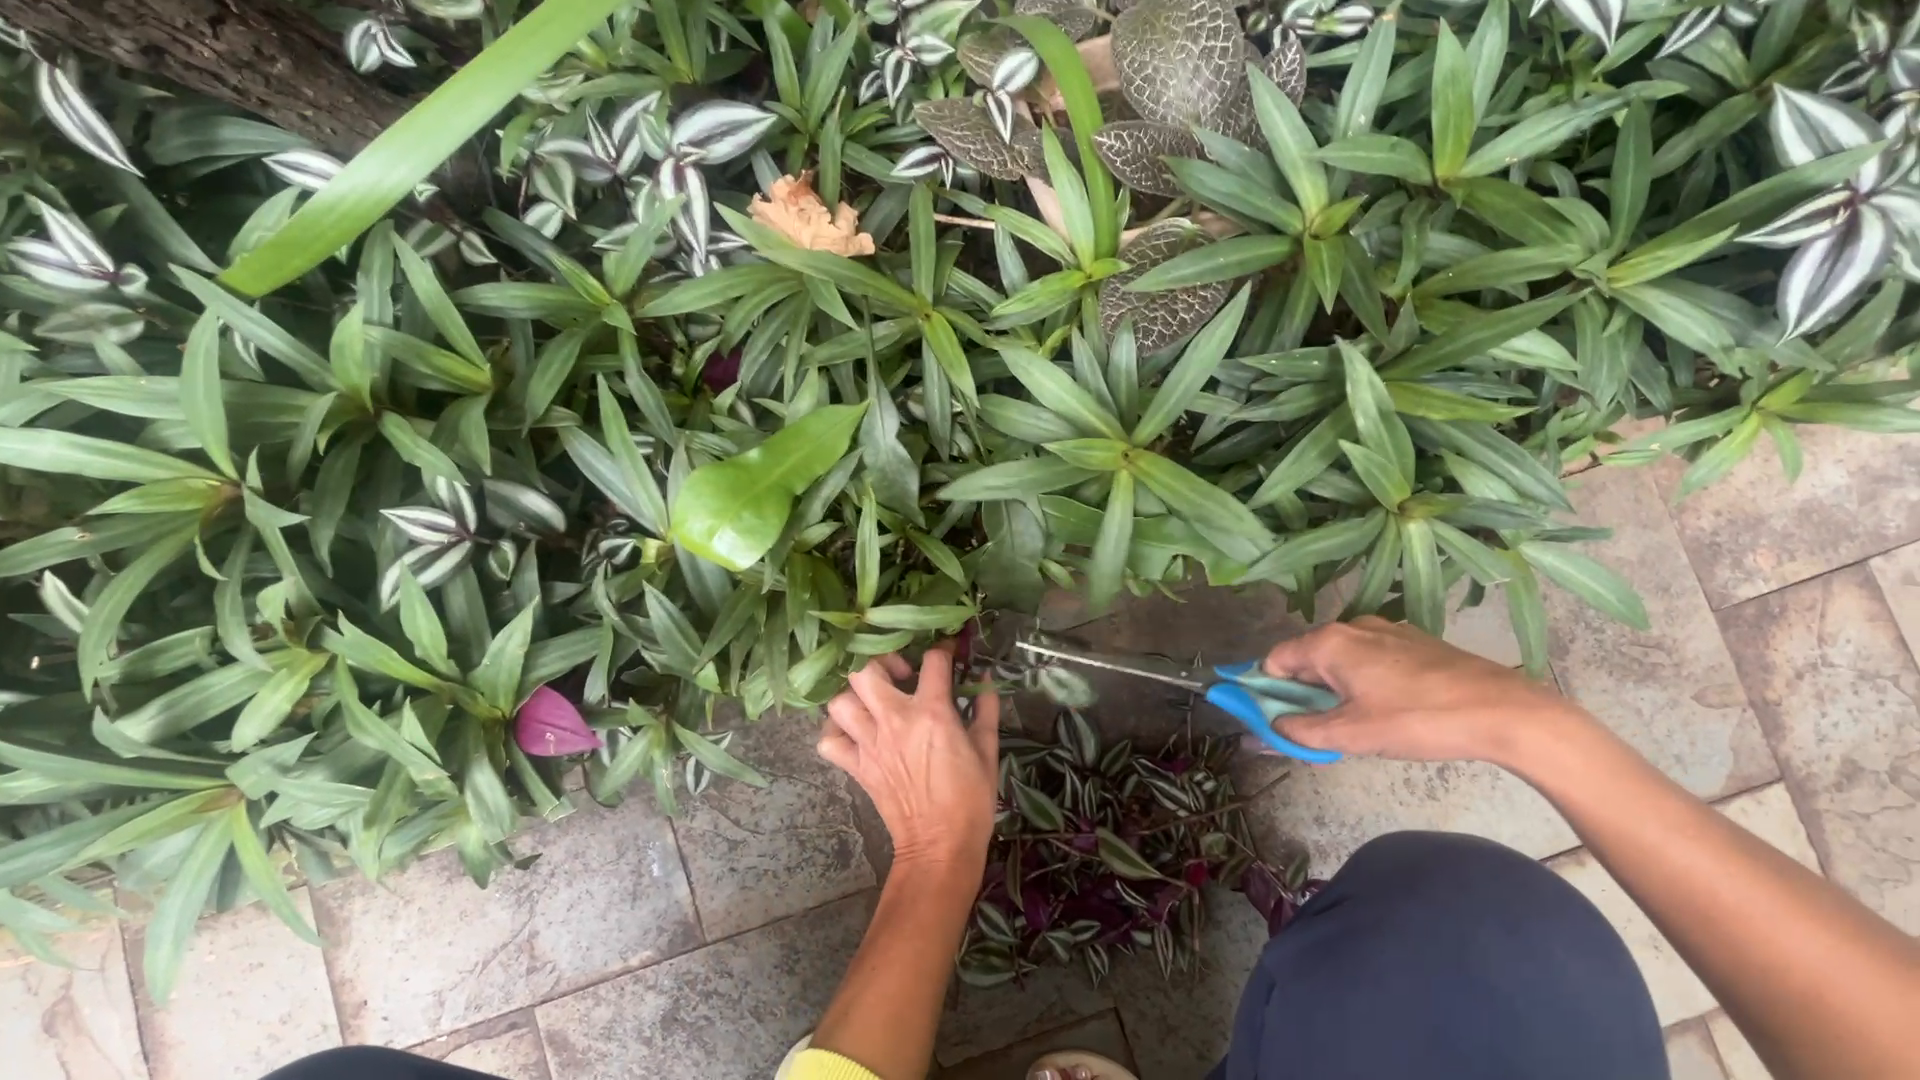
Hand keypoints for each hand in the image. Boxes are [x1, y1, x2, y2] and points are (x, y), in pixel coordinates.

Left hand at [818, 643, 1000, 869]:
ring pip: (840, 701)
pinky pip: (828, 741)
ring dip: (855, 696)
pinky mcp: (856, 767)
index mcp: (932, 713)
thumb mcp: (989, 749)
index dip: (944, 650)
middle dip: (883, 662)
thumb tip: (984, 679)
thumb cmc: (972, 799)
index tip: (949, 653)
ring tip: (874, 702)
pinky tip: (854, 733)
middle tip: (901, 675)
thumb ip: (986, 708)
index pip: (933, 661)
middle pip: (867, 670)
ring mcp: (870, 744)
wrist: (941, 846)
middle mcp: (895, 721)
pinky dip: (835, 733)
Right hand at [1260, 616, 1592, 766]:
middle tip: (1318, 729)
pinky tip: (1388, 710)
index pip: (1274, 660)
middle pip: (1306, 657)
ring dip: (1333, 689)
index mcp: (1329, 642)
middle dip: (1302, 692)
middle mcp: (1352, 625)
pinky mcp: (1414, 641)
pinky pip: (1369, 658)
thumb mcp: (1352, 734)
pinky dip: (1362, 681)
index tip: (1277, 720)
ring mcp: (1386, 629)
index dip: (1268, 691)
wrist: (1505, 712)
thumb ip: (1301, 732)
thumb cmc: (1418, 720)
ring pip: (1339, 659)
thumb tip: (1267, 731)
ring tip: (1357, 724)